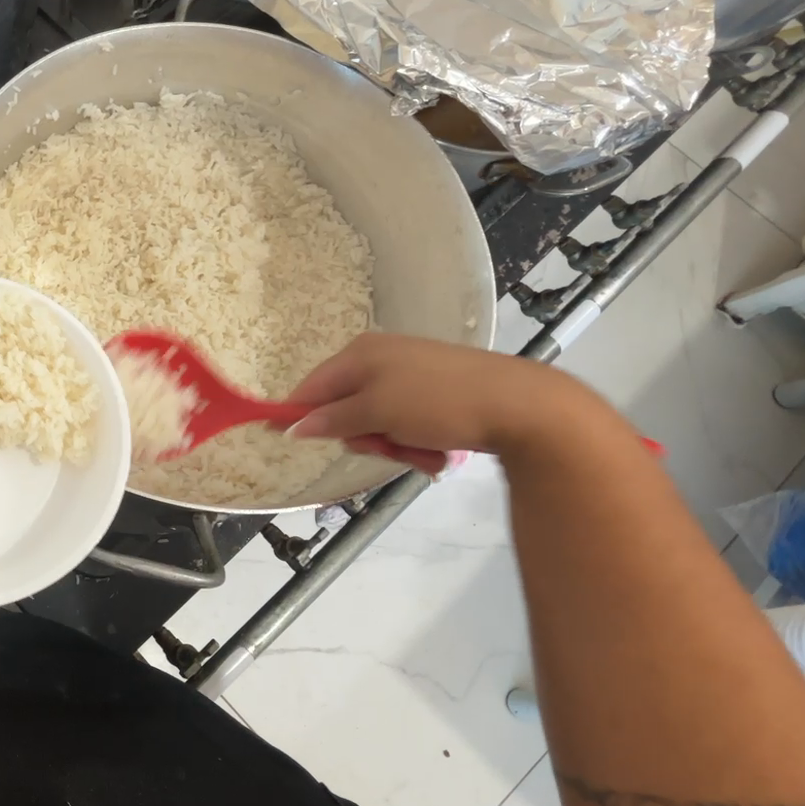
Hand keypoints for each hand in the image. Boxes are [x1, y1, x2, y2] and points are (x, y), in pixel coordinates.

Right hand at [285, 333, 598, 463]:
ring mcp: (409, 374)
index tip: (281, 439)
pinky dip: (413, 440)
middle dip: (359, 435)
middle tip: (381, 446)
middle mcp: (380, 358)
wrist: (523, 406)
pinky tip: (434, 448)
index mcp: (359, 354)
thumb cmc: (439, 403)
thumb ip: (330, 420)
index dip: (295, 414)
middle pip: (342, 407)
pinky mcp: (435, 391)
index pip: (310, 387)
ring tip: (418, 451)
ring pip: (375, 420)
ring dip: (389, 443)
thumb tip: (291, 426)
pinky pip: (404, 421)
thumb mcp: (376, 413)